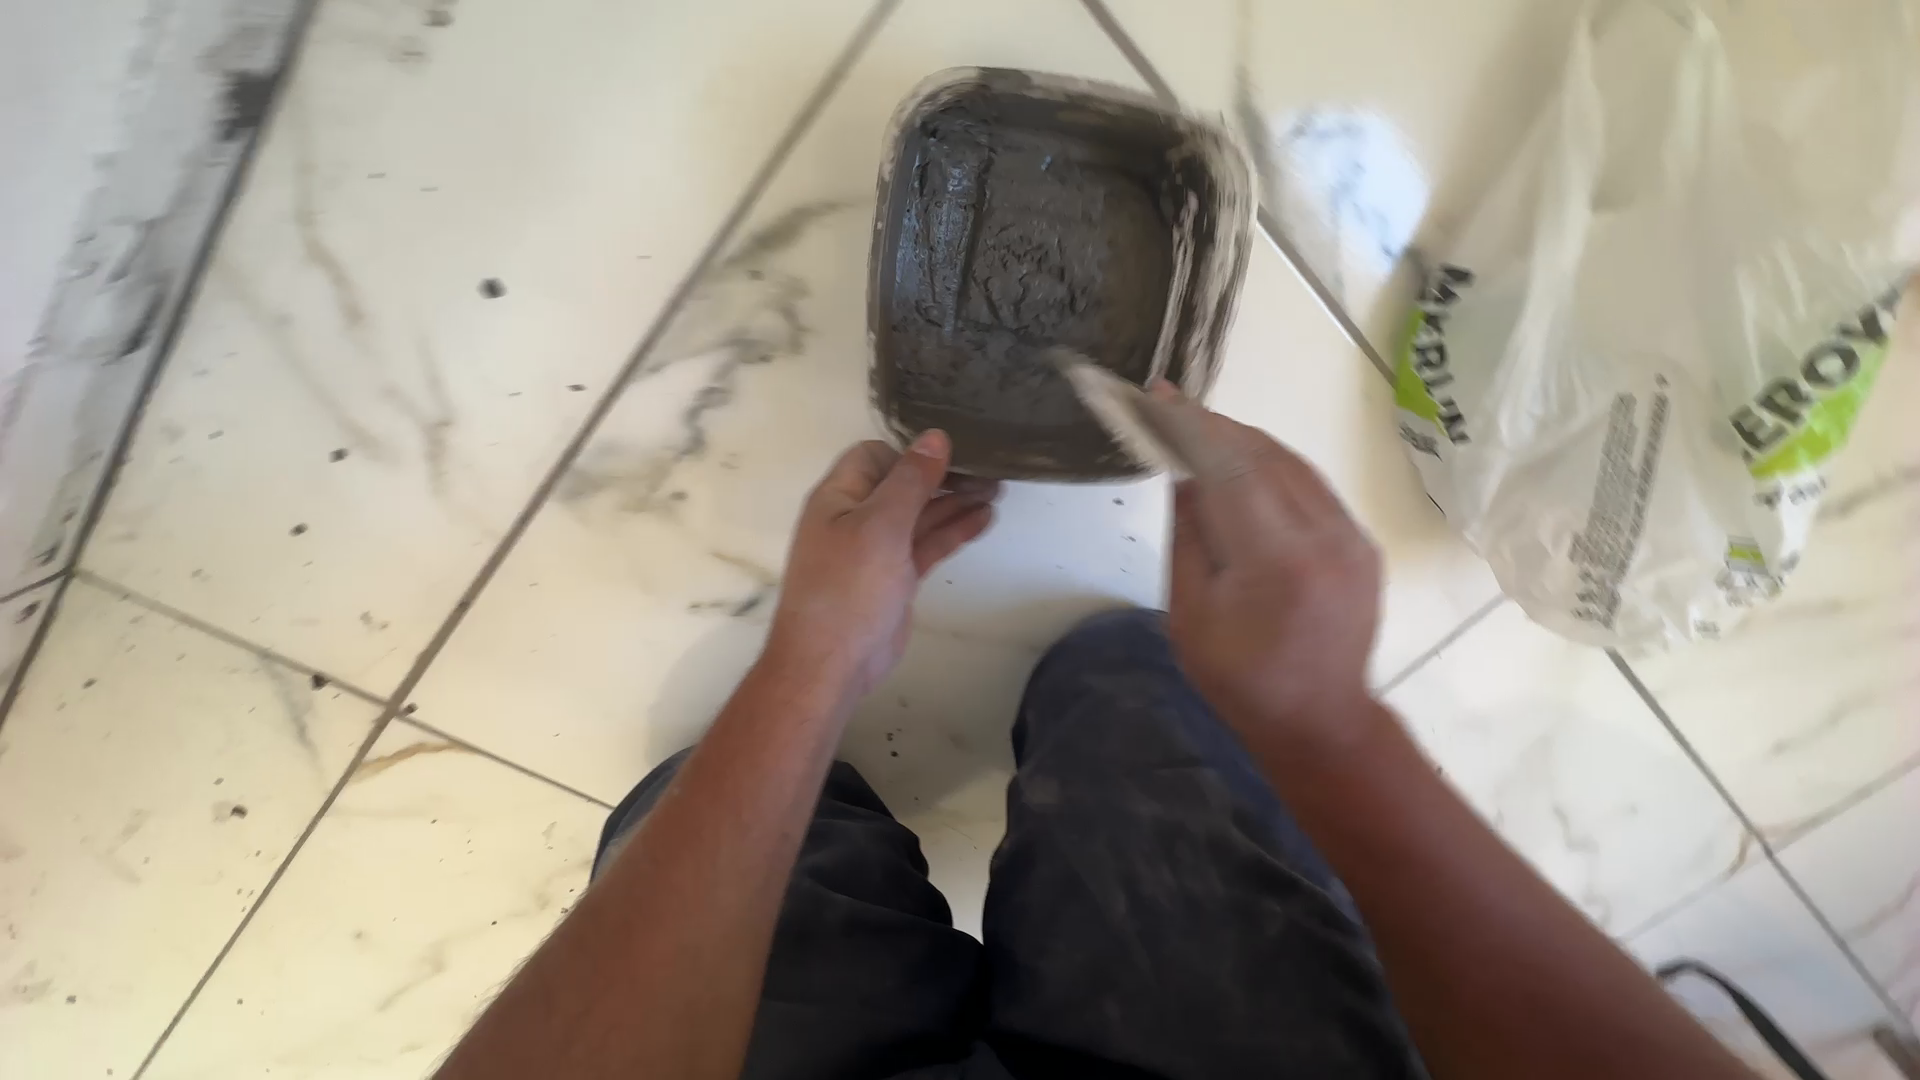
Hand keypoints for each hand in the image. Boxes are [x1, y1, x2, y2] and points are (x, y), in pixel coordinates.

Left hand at [765, 430, 998, 699]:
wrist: (831, 663)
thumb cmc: (849, 587)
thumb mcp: (881, 525)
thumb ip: (911, 480)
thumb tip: (936, 437)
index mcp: (839, 497)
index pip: (874, 456)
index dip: (910, 453)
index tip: (952, 455)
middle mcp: (856, 518)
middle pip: (903, 485)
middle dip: (943, 477)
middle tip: (990, 472)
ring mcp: (877, 550)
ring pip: (920, 515)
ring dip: (955, 503)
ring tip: (997, 491)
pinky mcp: (896, 577)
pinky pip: (927, 544)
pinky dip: (953, 532)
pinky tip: (983, 520)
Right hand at [1161, 387, 1384, 755]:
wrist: (1318, 719)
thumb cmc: (1239, 680)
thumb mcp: (1190, 614)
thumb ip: (1189, 537)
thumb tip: (1183, 475)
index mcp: (1276, 562)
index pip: (1230, 470)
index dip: (1191, 428)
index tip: (1158, 397)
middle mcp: (1325, 537)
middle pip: (1263, 456)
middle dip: (1211, 424)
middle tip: (1168, 403)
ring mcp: (1352, 537)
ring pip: (1290, 463)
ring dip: (1240, 438)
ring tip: (1196, 424)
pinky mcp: (1361, 542)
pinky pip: (1310, 485)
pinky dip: (1269, 463)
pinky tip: (1239, 459)